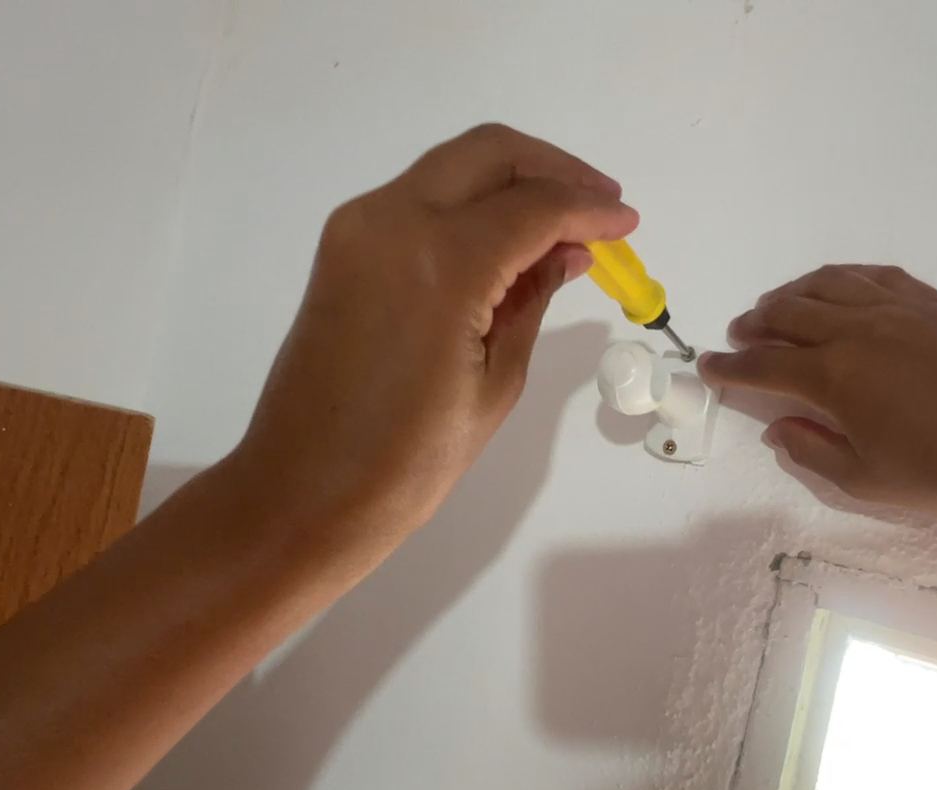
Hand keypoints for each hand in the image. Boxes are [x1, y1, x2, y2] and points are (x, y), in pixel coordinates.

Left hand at [227, 124, 636, 560]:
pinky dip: (472, 208)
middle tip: (601, 205)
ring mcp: (359, 227)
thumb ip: (531, 300)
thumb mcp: (496, 382)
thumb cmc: (413, 458)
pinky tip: (508, 246)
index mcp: (441, 262)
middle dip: (555, 170)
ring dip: (513, 184)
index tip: (627, 224)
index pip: (534, 208)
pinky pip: (422, 201)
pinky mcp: (344, 247)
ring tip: (562, 229)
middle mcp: (393, 219)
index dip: (589, 212)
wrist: (308, 489)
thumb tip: (567, 254)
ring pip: (453, 168)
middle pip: (490, 154)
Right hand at [699, 264, 936, 522]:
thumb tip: (777, 427)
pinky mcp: (936, 303)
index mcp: (835, 377)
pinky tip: (837, 287)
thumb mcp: (865, 480)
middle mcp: (859, 329)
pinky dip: (842, 278)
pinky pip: (875, 276)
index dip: (729, 368)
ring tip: (776, 306)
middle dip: (755, 324)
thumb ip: (811, 451)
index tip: (707, 367)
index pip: (764, 365)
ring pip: (829, 285)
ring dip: (792, 294)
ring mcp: (901, 308)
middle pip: (789, 313)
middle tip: (738, 335)